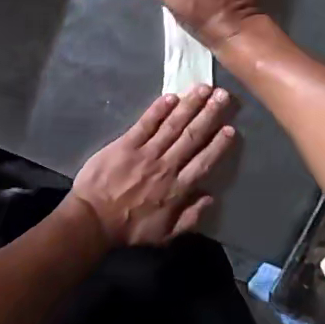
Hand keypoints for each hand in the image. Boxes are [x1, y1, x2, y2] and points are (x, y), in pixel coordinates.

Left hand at [64, 85, 237, 246]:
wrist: (93, 219)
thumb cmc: (129, 228)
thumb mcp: (165, 234)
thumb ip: (190, 217)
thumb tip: (211, 197)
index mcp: (177, 189)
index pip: (204, 162)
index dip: (218, 144)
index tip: (231, 128)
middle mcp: (166, 166)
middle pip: (192, 136)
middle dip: (209, 115)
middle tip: (224, 96)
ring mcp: (145, 153)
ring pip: (172, 126)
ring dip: (190, 105)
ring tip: (204, 88)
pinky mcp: (125, 144)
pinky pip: (145, 124)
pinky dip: (158, 109)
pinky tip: (171, 96)